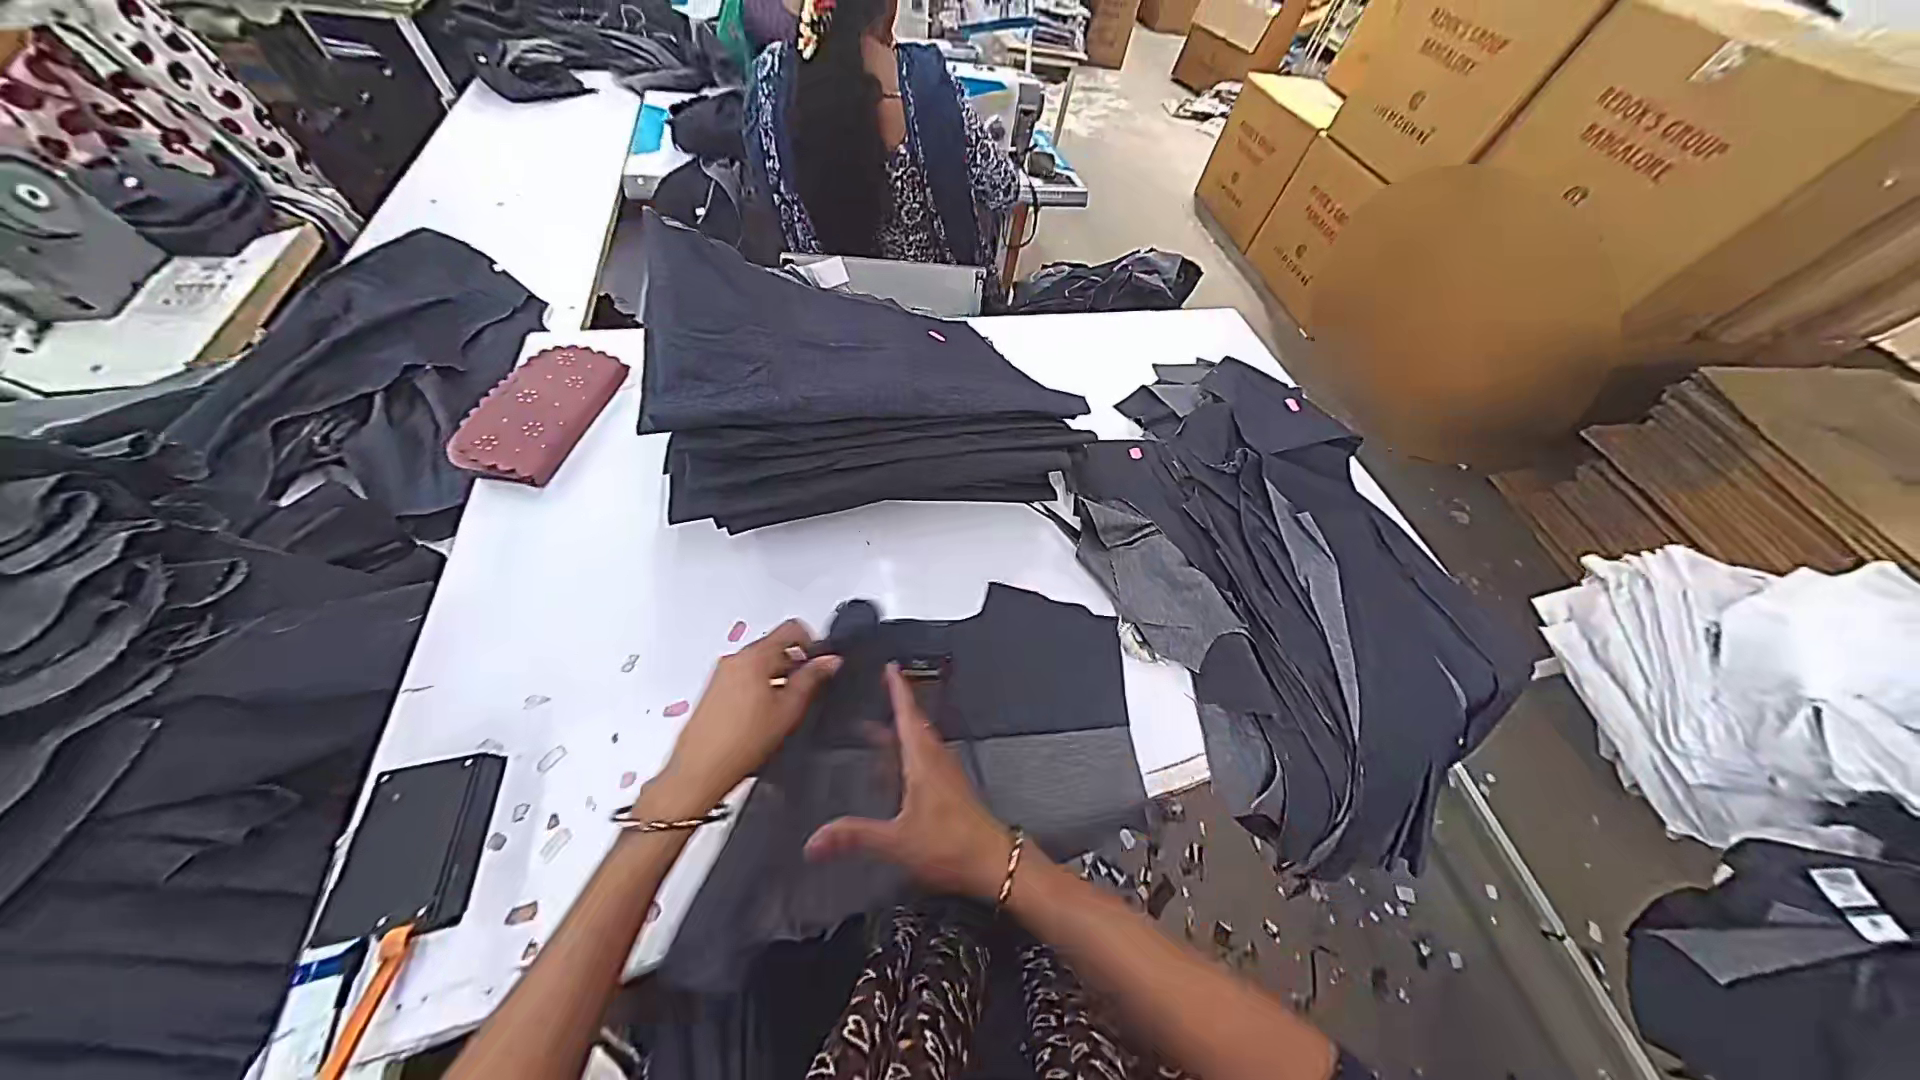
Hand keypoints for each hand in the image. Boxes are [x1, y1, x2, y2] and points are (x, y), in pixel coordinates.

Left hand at [656, 619, 840, 809]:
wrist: (702, 769)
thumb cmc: (740, 743)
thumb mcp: (789, 708)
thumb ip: (812, 678)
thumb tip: (830, 661)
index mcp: (754, 656)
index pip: (791, 628)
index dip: (812, 643)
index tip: (818, 664)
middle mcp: (734, 659)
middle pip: (775, 646)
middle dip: (795, 665)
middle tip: (806, 691)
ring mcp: (722, 674)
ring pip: (760, 663)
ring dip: (778, 678)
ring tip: (785, 709)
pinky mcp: (714, 689)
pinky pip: (745, 677)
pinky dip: (760, 688)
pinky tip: (765, 717)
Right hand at [804, 664, 1016, 899]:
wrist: (994, 863)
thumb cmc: (953, 845)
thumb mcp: (897, 840)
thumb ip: (855, 837)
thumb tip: (815, 840)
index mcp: (923, 760)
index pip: (907, 713)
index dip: (898, 688)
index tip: (890, 667)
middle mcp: (937, 760)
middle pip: (913, 724)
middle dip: (896, 706)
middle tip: (880, 692)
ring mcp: (946, 774)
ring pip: (920, 742)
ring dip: (901, 731)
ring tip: (878, 729)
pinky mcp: (950, 789)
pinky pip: (926, 759)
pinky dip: (909, 753)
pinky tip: (897, 771)